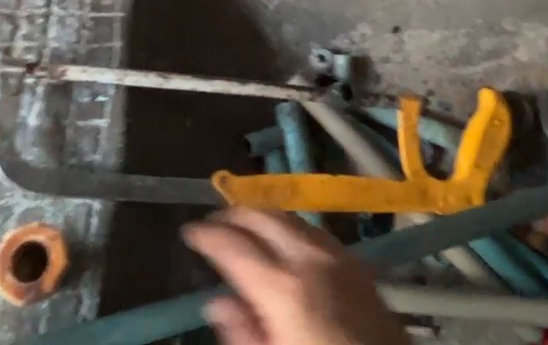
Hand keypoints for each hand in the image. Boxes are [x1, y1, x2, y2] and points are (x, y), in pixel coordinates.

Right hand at [183, 208, 405, 344]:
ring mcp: (338, 257)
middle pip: (264, 217)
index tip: (189, 231)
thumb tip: (219, 303)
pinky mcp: (358, 264)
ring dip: (263, 217)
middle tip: (213, 224)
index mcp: (283, 288)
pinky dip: (290, 228)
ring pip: (291, 218)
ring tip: (243, 227)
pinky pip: (315, 232)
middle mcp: (310, 260)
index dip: (207, 235)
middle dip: (234, 215)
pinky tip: (283, 242)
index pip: (234, 246)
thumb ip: (244, 332)